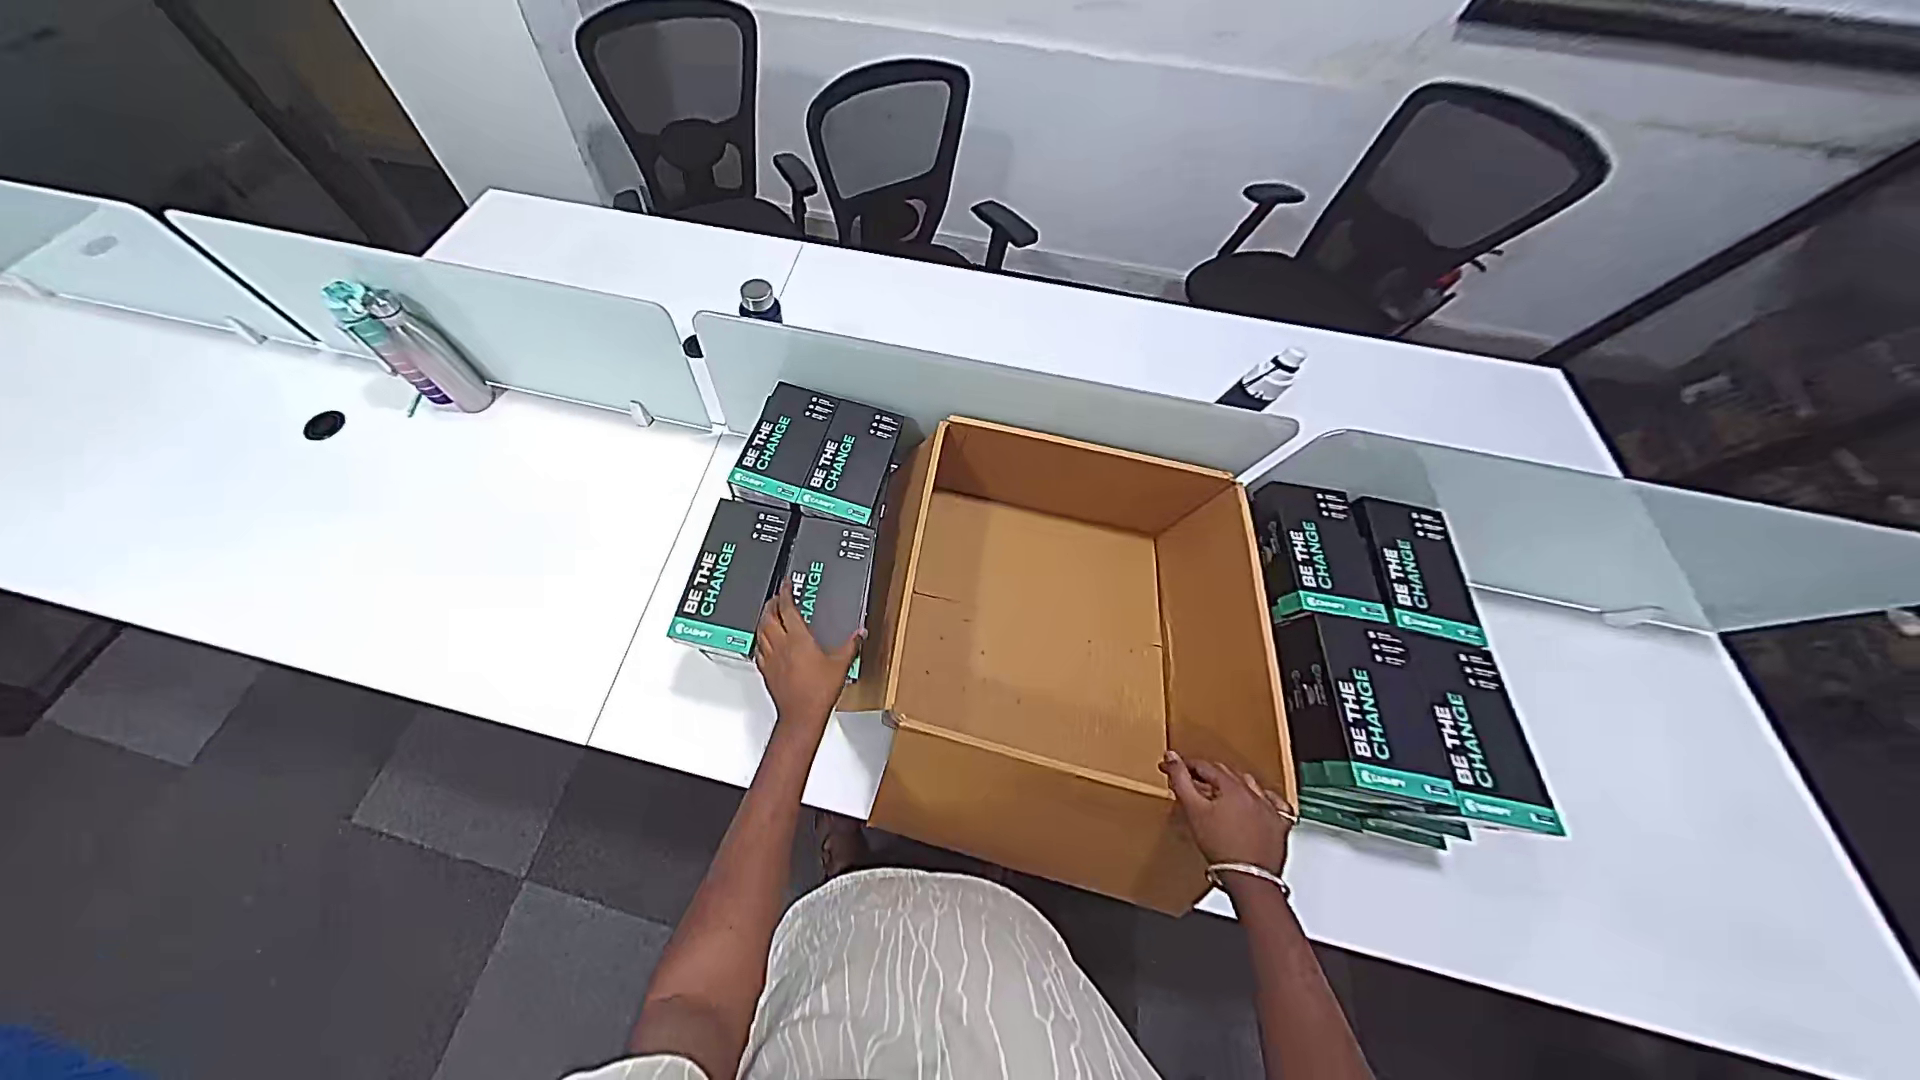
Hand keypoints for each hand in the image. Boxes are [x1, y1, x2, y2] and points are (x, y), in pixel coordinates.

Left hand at [753, 589, 863, 727]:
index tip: (786, 585)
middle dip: (771, 603)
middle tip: (777, 597)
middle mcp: (781, 646)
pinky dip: (760, 639)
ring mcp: (771, 658)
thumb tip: (859, 634)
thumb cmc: (818, 692)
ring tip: (769, 613)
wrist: (802, 715)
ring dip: (763, 618)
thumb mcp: (840, 665)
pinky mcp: (766, 670)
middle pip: (768, 616)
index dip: (785, 593)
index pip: (786, 608)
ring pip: (760, 631)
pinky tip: (764, 641)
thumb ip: (850, 645)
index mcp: (798, 639)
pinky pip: (758, 649)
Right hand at [1161, 750, 1294, 873]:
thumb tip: (1171, 757)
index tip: (1172, 768)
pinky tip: (1257, 801)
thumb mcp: (1193, 810)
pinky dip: (1264, 798)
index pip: (1205, 766)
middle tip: (1191, 780)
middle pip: (1226, 773)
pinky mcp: (1280, 825)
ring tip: (1219, 790)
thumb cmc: (1222, 848)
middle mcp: (1254, 793)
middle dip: (1206, 774)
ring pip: (1249, 784)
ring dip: (1232, 782)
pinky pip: (1275, 803)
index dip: (1185, 766)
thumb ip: (1181, 780)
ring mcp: (1269, 809)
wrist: (1248, 879)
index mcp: (1232, 786)